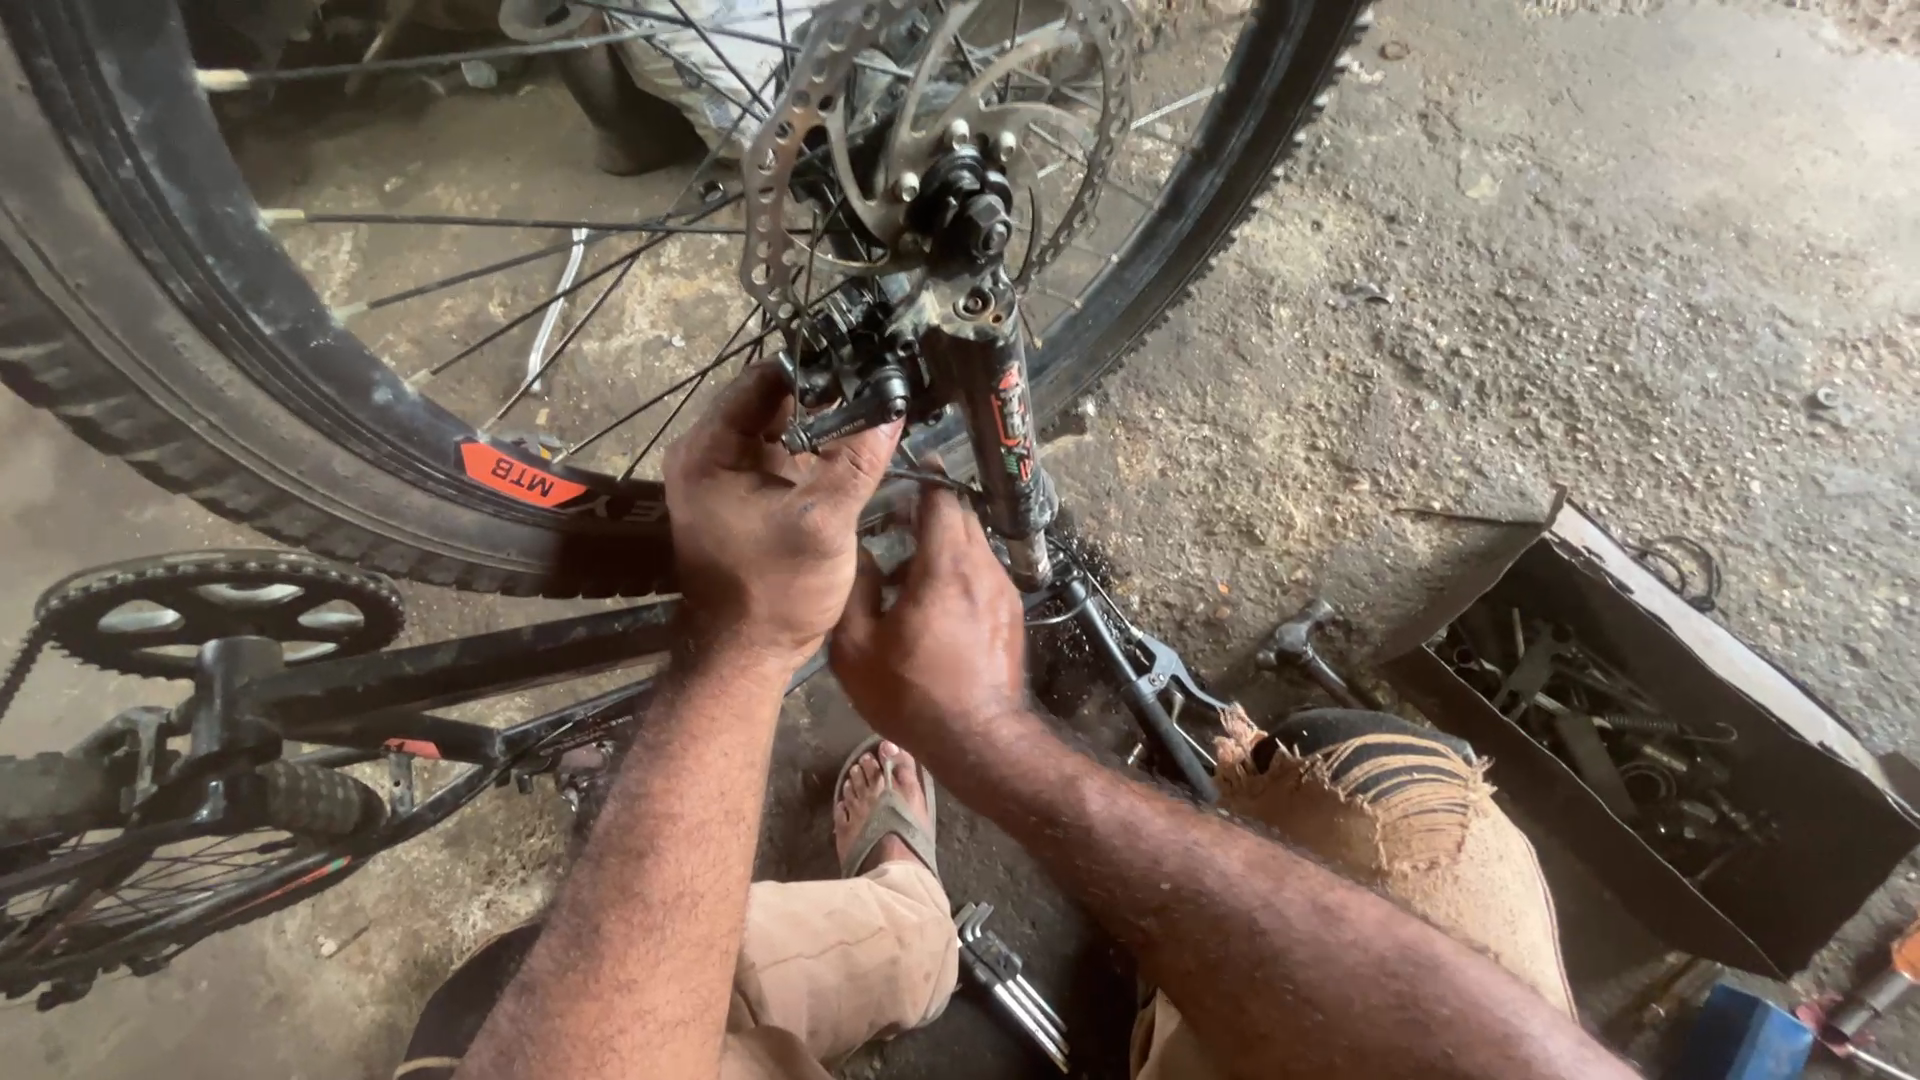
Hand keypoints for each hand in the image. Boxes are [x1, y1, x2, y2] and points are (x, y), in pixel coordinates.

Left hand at [664, 364, 900, 668]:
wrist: (749, 654)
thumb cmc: (773, 592)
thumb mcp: (822, 524)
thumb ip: (857, 462)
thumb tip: (891, 407)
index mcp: (709, 451)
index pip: (761, 382)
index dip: (812, 368)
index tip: (862, 359)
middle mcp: (713, 455)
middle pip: (775, 403)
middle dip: (827, 394)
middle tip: (879, 381)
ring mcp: (734, 477)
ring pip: (786, 430)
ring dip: (828, 423)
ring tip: (878, 404)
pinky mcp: (755, 498)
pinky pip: (790, 458)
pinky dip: (823, 451)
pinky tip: (861, 444)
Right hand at [831, 482, 1029, 762]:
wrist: (978, 739)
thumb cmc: (912, 695)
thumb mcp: (857, 649)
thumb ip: (853, 590)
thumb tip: (857, 553)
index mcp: (946, 567)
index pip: (941, 499)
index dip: (920, 482)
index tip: (899, 480)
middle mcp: (984, 568)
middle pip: (962, 515)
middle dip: (929, 512)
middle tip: (896, 526)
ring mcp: (1005, 590)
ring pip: (975, 544)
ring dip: (945, 545)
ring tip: (909, 573)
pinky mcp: (1013, 613)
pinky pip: (985, 572)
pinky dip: (961, 571)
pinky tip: (937, 604)